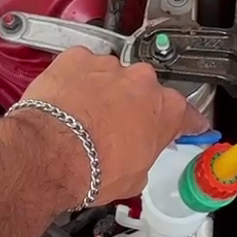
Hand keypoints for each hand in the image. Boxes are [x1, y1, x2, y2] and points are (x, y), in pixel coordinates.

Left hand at [16, 48, 207, 204]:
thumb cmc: (90, 167)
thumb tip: (136, 156)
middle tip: (118, 129)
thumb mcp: (134, 178)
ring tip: (86, 118)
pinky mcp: (78, 58)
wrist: (48, 153)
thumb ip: (145, 155)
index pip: (188, 113)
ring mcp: (109, 66)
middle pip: (145, 90)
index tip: (188, 125)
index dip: (187, 123)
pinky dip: (77, 79)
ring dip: (104, 92)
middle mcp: (141, 81)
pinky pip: (83, 65)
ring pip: (113, 76)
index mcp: (164, 109)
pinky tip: (69, 100)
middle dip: (134, 107)